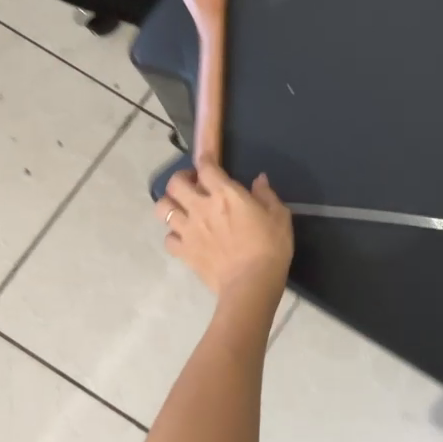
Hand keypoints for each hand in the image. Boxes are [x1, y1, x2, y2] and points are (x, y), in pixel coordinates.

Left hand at [154, 164, 292, 293]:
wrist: (252, 284)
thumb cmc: (271, 247)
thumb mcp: (280, 216)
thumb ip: (266, 195)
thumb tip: (259, 180)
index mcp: (225, 194)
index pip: (206, 166)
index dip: (205, 158)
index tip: (209, 160)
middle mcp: (200, 207)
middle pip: (175, 183)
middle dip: (182, 179)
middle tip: (195, 185)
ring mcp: (187, 230)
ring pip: (162, 208)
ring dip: (171, 204)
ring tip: (184, 209)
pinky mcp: (183, 252)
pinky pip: (168, 238)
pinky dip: (174, 235)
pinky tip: (186, 237)